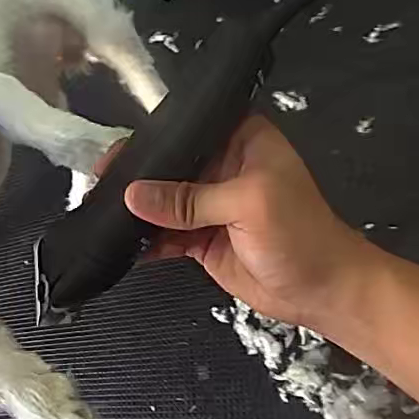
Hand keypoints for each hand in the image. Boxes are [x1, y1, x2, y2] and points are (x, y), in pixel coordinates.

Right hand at [121, 115, 377, 327]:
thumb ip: (190, 199)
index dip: (153, 137)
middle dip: (136, 177)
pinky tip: (122, 244)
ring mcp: (210, 204)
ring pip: (163, 201)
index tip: (117, 152)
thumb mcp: (248, 204)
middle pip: (169, 165)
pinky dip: (146, 240)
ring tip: (99, 214)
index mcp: (241, 140)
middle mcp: (222, 166)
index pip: (188, 128)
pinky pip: (166, 234)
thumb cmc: (300, 234)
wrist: (321, 291)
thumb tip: (135, 196)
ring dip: (137, 211)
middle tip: (98, 186)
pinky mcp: (202, 237)